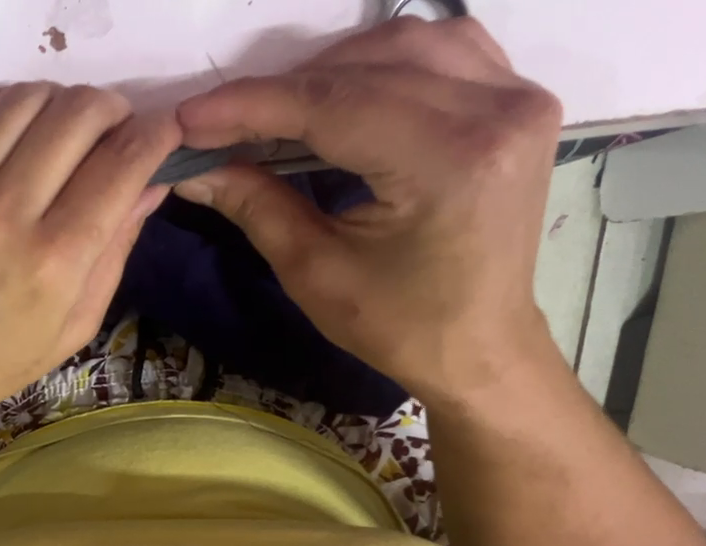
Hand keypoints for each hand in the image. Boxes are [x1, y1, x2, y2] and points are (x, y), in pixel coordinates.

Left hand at [0, 83, 181, 437]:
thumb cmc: (0, 362)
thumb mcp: (75, 324)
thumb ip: (116, 249)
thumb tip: (151, 182)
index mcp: (57, 259)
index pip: (124, 159)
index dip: (156, 133)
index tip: (160, 133)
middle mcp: (8, 216)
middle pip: (79, 113)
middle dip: (112, 111)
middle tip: (111, 135)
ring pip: (24, 100)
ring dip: (58, 102)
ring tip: (63, 132)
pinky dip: (4, 108)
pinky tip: (17, 131)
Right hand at [174, 17, 562, 405]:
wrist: (477, 342)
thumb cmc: (394, 322)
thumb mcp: (311, 270)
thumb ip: (255, 204)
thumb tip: (191, 169)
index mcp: (448, 162)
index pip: (334, 105)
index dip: (252, 105)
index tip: (187, 117)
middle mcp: (496, 110)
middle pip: (365, 67)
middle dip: (279, 90)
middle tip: (216, 123)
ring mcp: (518, 96)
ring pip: (403, 44)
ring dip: (327, 71)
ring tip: (273, 112)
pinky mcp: (519, 98)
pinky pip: (442, 50)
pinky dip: (379, 64)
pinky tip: (338, 94)